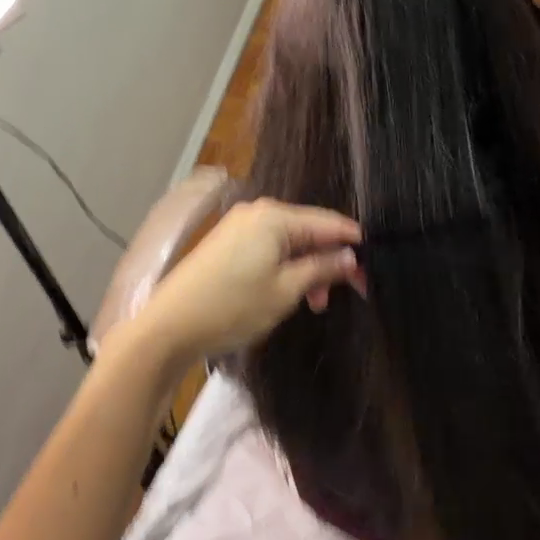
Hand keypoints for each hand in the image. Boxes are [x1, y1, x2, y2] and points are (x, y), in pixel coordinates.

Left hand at [132, 199, 361, 365]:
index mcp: (275, 216)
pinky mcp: (226, 243)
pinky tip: (290, 293)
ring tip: (315, 304)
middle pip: (309, 230)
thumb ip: (322, 268)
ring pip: (289, 242)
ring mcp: (239, 226)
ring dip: (308, 269)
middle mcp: (257, 212)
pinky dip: (285, 268)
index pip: (329, 222)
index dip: (354, 247)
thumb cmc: (233, 307)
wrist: (168, 327)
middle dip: (329, 261)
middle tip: (346, 295)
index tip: (370, 275)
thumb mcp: (286, 291)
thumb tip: (350, 257)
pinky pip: (269, 248)